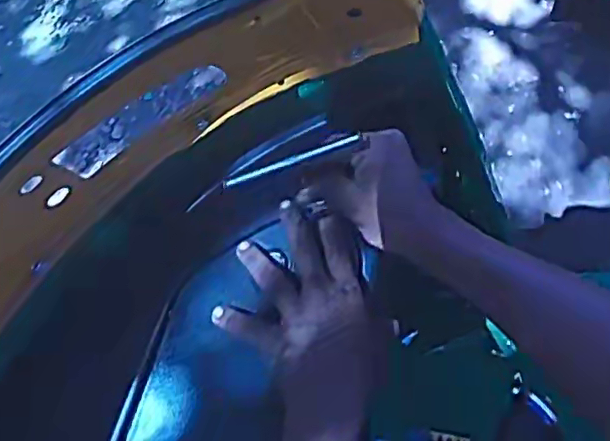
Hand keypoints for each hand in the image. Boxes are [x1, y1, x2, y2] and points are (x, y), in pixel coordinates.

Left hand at [214, 202, 386, 440]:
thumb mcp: (381, 342)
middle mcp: (318, 292)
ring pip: (274, 280)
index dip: (332, 225)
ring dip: (257, 262)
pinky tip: (218, 312)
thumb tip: (391, 320)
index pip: (340, 247)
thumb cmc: (364, 370)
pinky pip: (251, 329)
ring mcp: (294, 314)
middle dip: (296, 226)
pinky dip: (234, 321)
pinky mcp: (275, 339)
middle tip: (286, 205)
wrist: (332, 403)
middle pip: (305, 251)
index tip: (325, 207)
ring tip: (242, 246)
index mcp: (347, 289)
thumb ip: (382, 325)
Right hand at [304, 129, 441, 254]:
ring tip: (320, 190)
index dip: (313, 161)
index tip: (297, 176)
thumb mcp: (348, 202)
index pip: (334, 144)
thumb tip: (302, 181)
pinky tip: (341, 191)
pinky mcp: (398, 161)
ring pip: (356, 157)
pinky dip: (355, 175)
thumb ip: (323, 185)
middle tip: (306, 185)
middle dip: (326, 166)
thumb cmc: (387, 217)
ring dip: (340, 172)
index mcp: (375, 141)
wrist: (425, 234)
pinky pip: (368, 162)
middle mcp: (386, 137)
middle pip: (345, 148)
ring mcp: (394, 148)